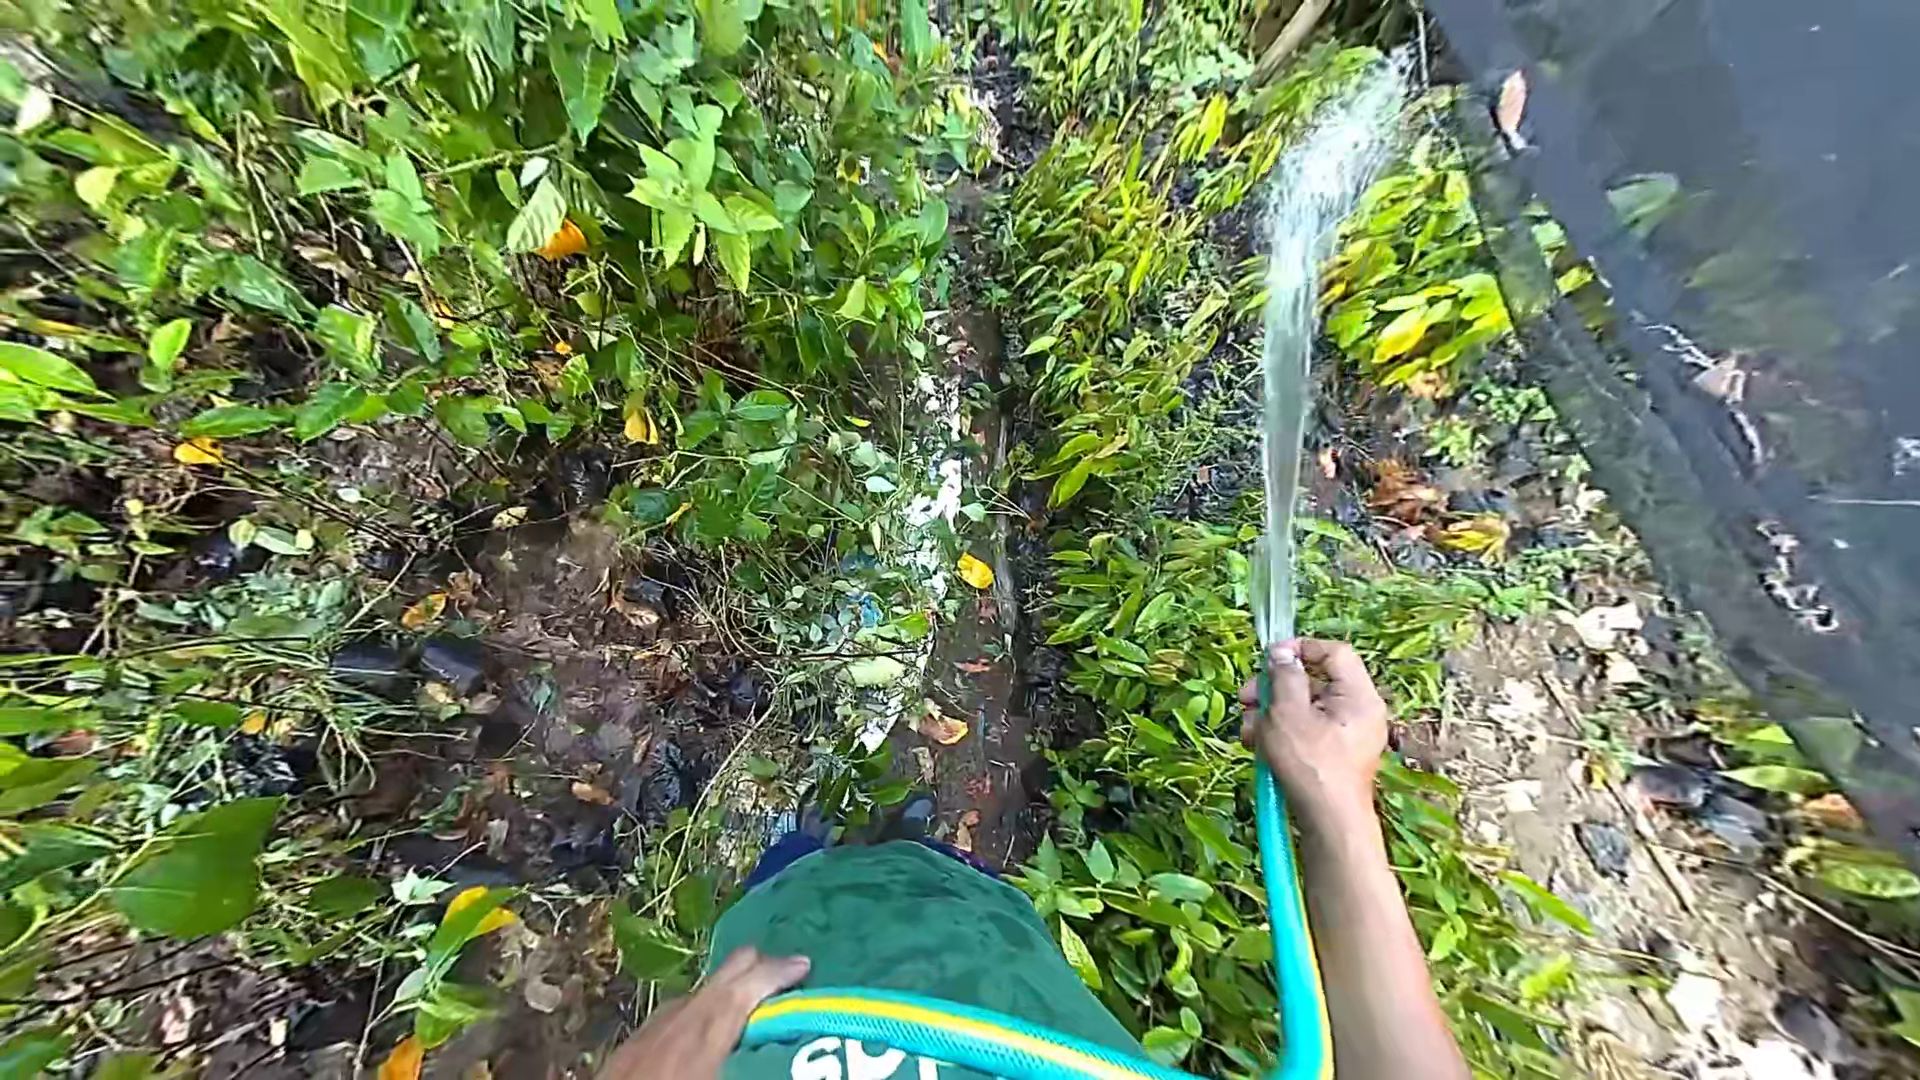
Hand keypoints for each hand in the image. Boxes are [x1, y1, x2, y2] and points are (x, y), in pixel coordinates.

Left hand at [596, 947, 809, 1079]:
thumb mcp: (710, 1074)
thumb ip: (743, 1061)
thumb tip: (771, 1051)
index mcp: (705, 1034)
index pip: (752, 981)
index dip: (783, 970)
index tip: (807, 967)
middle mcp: (681, 1017)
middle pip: (731, 968)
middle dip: (762, 968)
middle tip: (789, 984)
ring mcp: (653, 1027)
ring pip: (705, 990)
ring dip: (732, 993)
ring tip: (752, 1016)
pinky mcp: (632, 1044)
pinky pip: (679, 1013)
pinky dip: (703, 1014)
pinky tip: (705, 1046)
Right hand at [1238, 639, 1388, 825]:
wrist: (1327, 822)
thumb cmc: (1309, 763)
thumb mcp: (1288, 712)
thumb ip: (1284, 676)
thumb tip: (1281, 652)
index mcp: (1358, 697)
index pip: (1335, 652)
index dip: (1301, 648)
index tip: (1270, 658)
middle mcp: (1357, 711)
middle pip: (1310, 680)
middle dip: (1272, 687)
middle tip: (1246, 698)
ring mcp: (1344, 733)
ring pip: (1299, 706)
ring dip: (1267, 712)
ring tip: (1248, 730)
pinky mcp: (1330, 752)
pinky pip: (1301, 728)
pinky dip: (1277, 731)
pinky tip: (1256, 744)